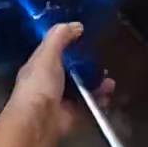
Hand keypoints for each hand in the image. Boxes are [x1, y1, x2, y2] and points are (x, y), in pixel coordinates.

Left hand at [7, 23, 113, 138]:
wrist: (39, 121)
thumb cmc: (39, 84)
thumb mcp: (47, 54)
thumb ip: (59, 37)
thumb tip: (76, 24)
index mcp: (38, 67)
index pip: (52, 51)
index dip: (65, 42)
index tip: (82, 35)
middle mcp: (48, 83)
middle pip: (70, 70)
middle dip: (85, 65)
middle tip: (100, 58)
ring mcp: (61, 100)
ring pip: (82, 88)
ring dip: (96, 83)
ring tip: (109, 79)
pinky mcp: (73, 116)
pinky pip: (90, 105)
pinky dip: (100, 99)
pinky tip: (109, 91)